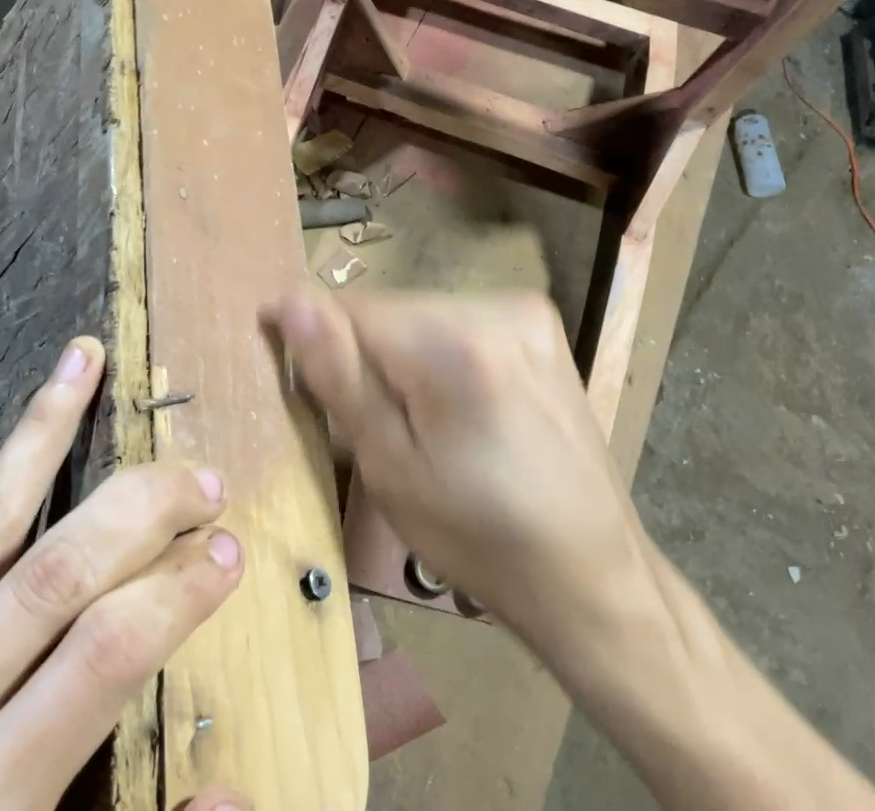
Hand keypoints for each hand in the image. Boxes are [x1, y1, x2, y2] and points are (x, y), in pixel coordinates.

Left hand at [0, 336, 248, 810]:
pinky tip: (43, 403)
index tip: (228, 554)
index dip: (173, 596)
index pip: (97, 661)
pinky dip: (8, 461)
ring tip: (89, 361)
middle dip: (136, 514)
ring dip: (47, 431)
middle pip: (47, 580)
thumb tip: (230, 784)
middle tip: (203, 482)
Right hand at [263, 289, 650, 642]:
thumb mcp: (390, 468)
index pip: (344, 308)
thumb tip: (286, 301)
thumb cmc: (478, 539)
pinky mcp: (539, 327)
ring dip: (394, 356)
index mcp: (455, 346)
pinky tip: (452, 409)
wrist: (588, 573)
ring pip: (414, 315)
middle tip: (369, 428)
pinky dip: (432, 357)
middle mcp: (496, 308)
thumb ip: (338, 376)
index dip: (310, 341)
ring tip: (415, 426)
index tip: (298, 387)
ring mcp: (525, 313)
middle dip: (359, 355)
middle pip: (382, 309)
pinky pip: (451, 324)